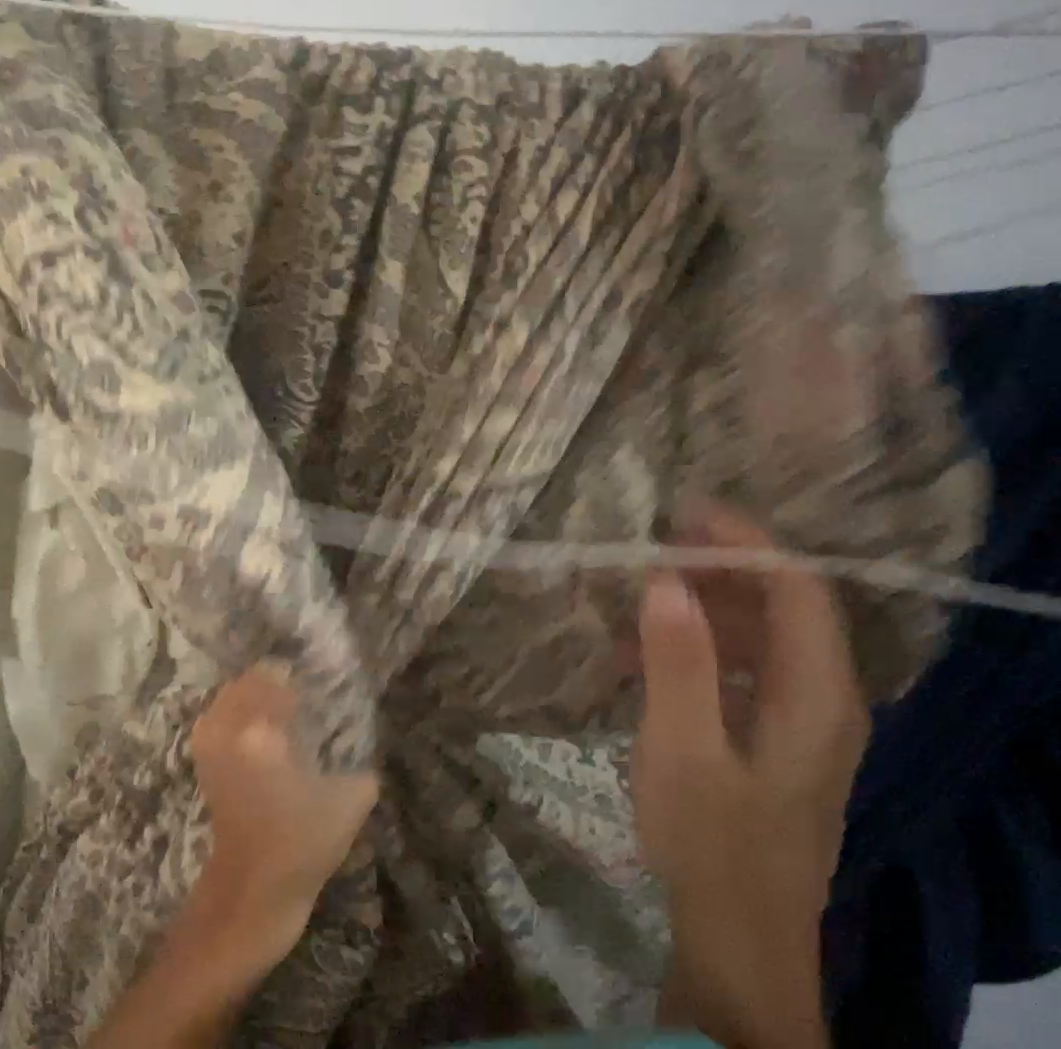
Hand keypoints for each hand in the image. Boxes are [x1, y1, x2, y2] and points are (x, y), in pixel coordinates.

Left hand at [189, 665, 379, 956]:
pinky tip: (265, 731)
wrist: (254, 883)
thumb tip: (359, 730)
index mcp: (259, 730)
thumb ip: (358, 756)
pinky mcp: (201, 756)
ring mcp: (207, 740)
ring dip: (255, 696)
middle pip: (248, 680)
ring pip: (230, 695)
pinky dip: (239, 713)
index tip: (320, 677)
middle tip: (303, 694)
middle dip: (275, 682)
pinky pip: (220, 715)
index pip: (273, 674)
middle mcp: (225, 726)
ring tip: (285, 711)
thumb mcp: (350, 798)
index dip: (298, 673)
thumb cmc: (305, 841)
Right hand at [635, 503, 868, 1048]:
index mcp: (818, 696)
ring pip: (759, 641)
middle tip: (641, 552)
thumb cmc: (712, 842)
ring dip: (699, 612)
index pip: (799, 591)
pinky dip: (695, 653)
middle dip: (716, 571)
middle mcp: (824, 701)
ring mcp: (800, 725)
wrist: (738, 935)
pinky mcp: (770, 745)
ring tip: (627, 604)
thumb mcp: (682, 751)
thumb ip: (678, 664)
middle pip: (783, 610)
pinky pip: (741, 674)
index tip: (679, 514)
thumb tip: (663, 581)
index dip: (746, 543)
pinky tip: (637, 663)